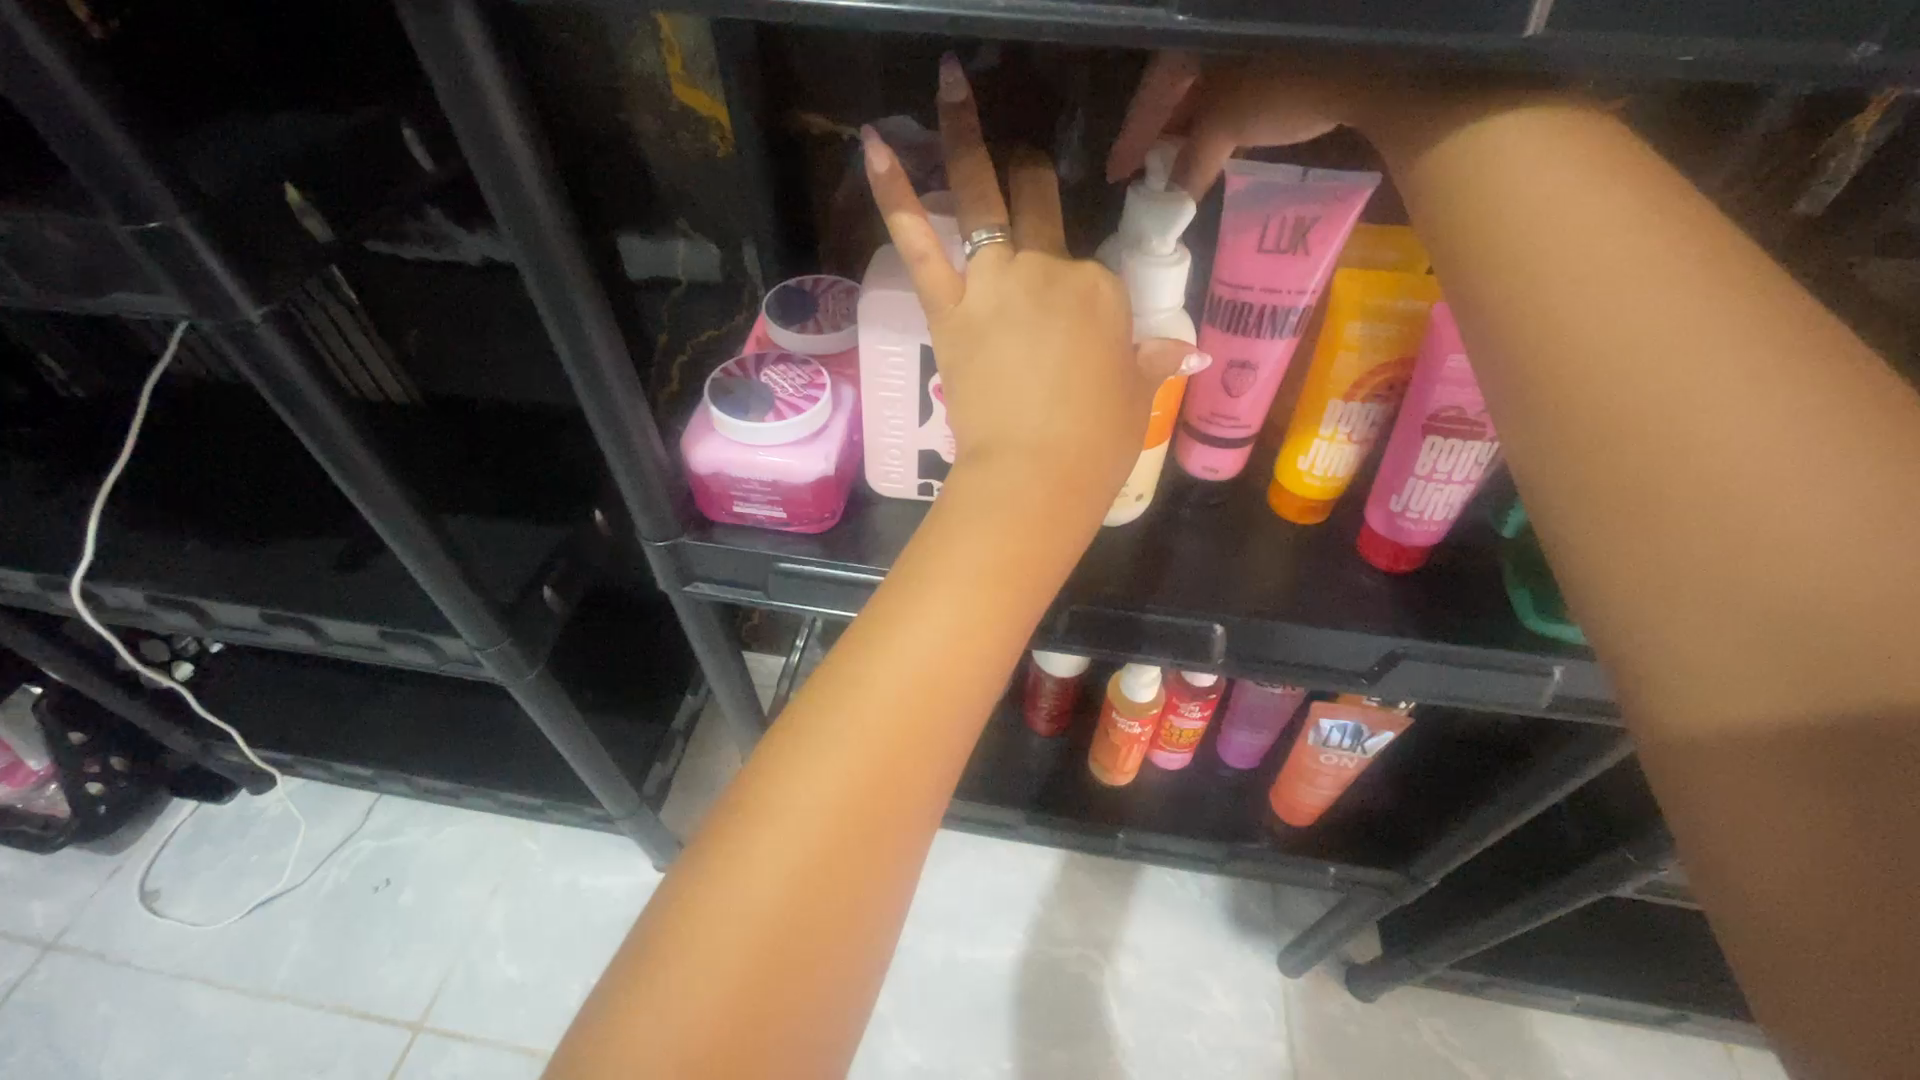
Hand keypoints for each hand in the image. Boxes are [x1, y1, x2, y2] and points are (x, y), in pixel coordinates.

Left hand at [862, 54, 1203, 514]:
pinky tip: (872, 144)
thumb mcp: (1137, 397)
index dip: (1083, 292)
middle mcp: (1049, 268)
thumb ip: (1153, 360)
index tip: (1077, 325)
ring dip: (965, 135)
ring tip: (951, 83)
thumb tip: (1182, 348)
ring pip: (980, 196)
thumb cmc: (1096, 444)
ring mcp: (995, 280)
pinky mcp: (950, 305)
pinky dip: (895, 191)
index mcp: (1103, 289)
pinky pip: (918, 238)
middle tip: (1025, 165)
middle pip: (1040, 203)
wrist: (1036, 476)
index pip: (1092, 269)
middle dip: (1032, 177)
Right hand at [1106, 53, 1352, 196]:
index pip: (1152, 93)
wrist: (1368, 69)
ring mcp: (1253, 44)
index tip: (1115, 175)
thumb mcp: (1228, 127)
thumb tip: (1169, 201)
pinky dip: (1222, 124)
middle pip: (1177, 90)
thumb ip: (1191, 162)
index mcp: (1196, 40)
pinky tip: (1217, 149)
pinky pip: (1236, 93)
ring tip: (1177, 170)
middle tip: (1144, 175)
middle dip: (1160, 135)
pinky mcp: (1283, 59)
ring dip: (1190, 132)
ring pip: (1207, 93)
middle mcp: (1218, 35)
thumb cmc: (1284, 89)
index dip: (1132, 138)